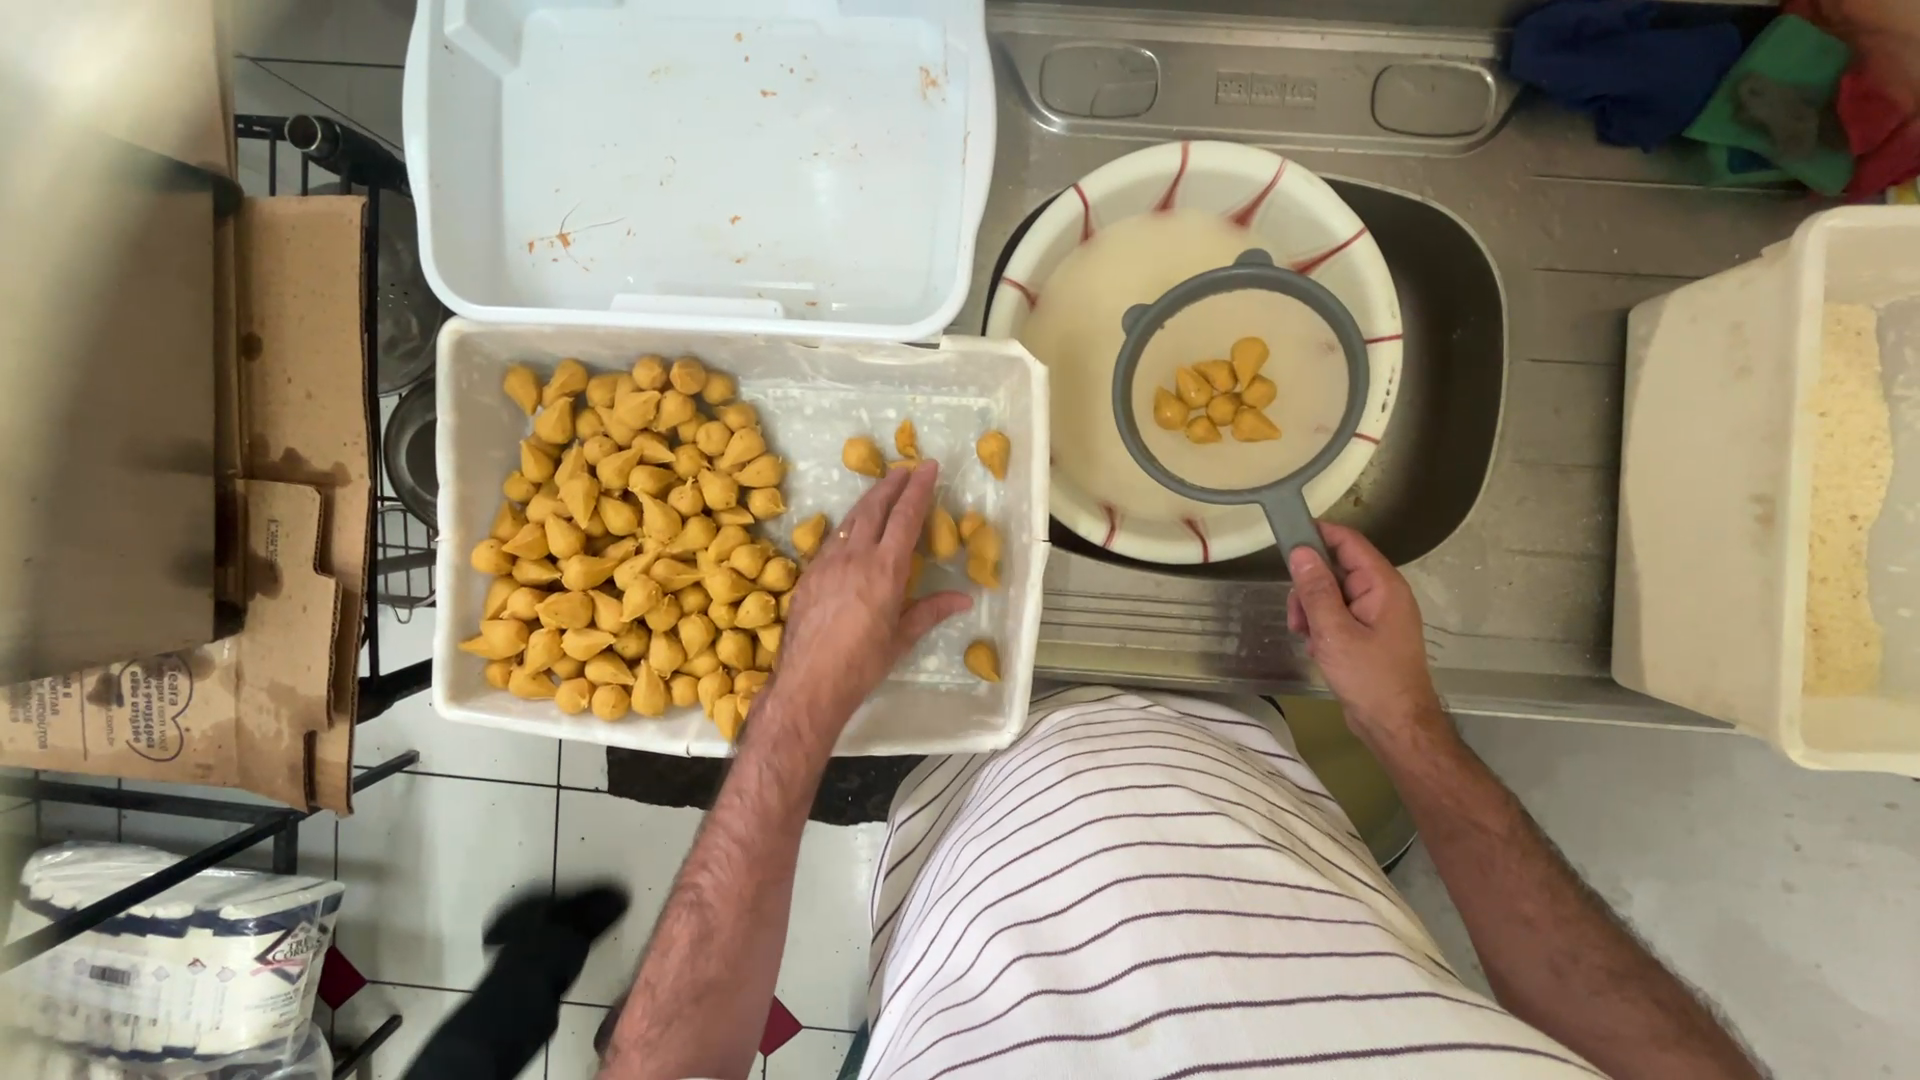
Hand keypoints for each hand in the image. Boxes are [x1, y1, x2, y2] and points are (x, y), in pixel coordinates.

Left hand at [760, 462, 971, 742]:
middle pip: (874, 507)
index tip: (928, 467)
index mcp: (884, 570)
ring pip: (850, 520)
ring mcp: (827, 563)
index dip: (918, 489)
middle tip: (906, 468)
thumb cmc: (861, 665)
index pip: (905, 518)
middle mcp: (854, 557)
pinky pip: (832, 540)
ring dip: (868, 500)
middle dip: (892, 484)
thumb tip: (964, 599)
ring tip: (882, 490)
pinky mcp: (808, 575)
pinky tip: (852, 530)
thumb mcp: (901, 638)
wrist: (808, 683)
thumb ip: (930, 611)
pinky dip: (848, 526)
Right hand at [1285, 523, 1446, 747]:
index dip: (1317, 534)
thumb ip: (1315, 590)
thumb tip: (1300, 551)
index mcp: (1382, 585)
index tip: (1284, 538)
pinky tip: (1316, 647)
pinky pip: (1336, 614)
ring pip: (1330, 594)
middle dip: (1308, 588)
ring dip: (1311, 610)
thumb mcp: (1334, 632)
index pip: (1348, 542)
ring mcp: (1375, 614)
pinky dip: (1320, 626)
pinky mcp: (1367, 633)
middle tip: (1296, 617)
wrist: (1395, 725)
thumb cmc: (1369, 677)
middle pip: (1335, 568)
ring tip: (1306, 638)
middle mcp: (1382, 593)